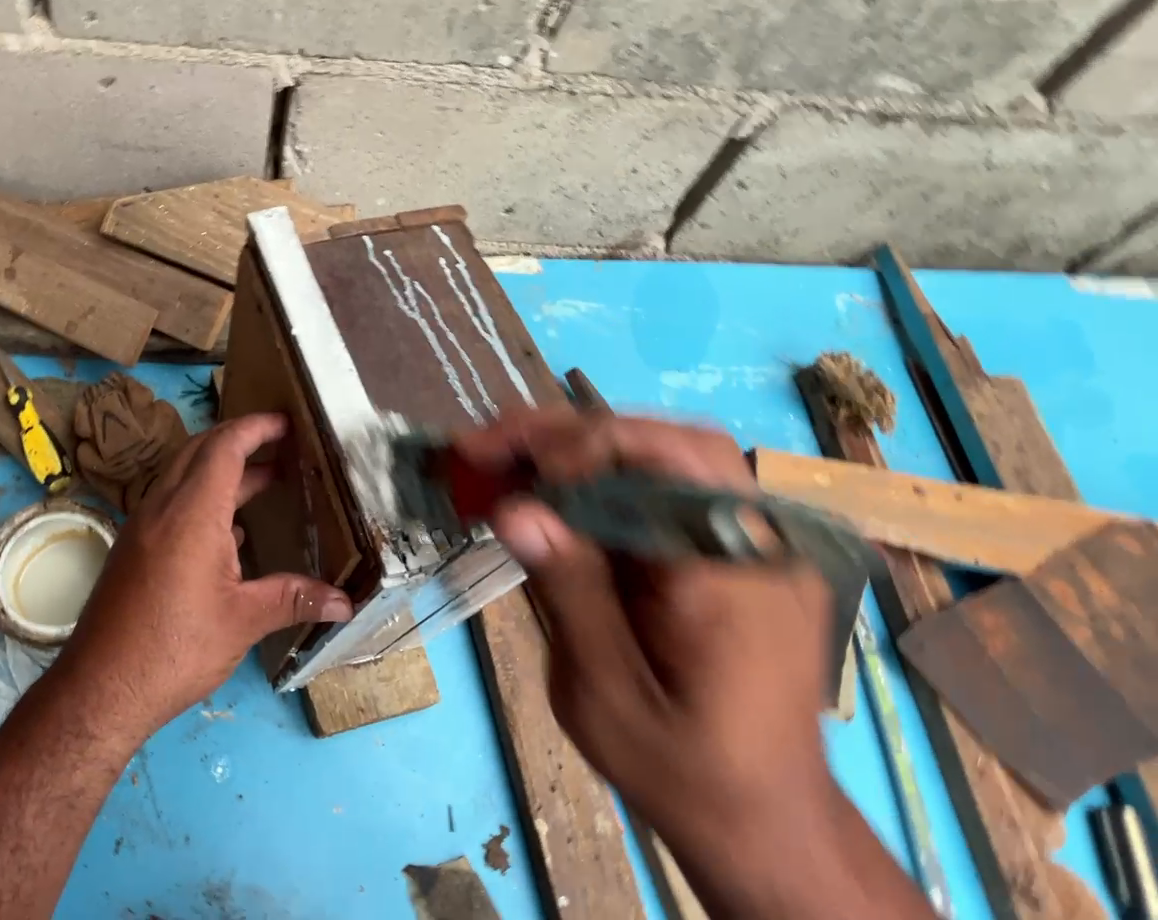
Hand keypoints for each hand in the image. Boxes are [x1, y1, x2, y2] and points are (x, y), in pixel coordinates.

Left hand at [57, 413, 353, 737]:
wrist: (101, 685)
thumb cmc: (175, 648)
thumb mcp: (242, 621)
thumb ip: (293, 599)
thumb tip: (345, 603)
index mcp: (192, 513)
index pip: (224, 447)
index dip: (255, 427)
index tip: (285, 421)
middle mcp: (161, 507)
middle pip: (199, 451)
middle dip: (239, 441)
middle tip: (280, 445)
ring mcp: (141, 527)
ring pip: (182, 477)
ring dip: (220, 471)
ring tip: (264, 482)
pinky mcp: (132, 548)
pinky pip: (170, 504)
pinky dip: (201, 500)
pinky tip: (229, 532)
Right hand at [453, 409, 834, 850]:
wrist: (765, 818)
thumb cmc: (680, 769)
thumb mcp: (604, 694)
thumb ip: (569, 593)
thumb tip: (515, 509)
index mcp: (735, 577)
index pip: (661, 462)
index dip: (570, 444)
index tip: (490, 459)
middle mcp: (764, 543)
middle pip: (667, 441)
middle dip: (568, 434)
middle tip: (487, 449)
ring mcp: (760, 544)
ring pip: (670, 455)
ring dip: (583, 451)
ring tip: (507, 466)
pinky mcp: (740, 552)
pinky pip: (672, 489)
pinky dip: (606, 480)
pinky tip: (553, 498)